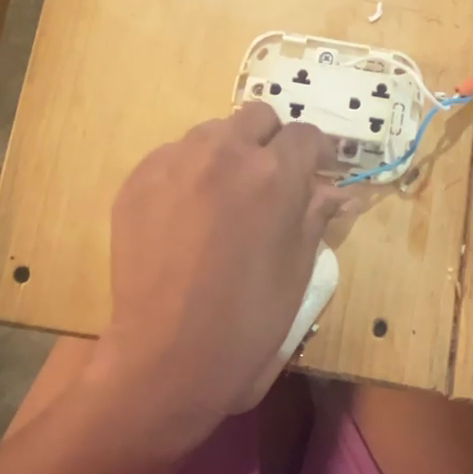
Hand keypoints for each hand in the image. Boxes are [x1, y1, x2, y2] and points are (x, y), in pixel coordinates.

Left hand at [93, 102, 345, 426]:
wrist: (167, 356)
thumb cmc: (247, 321)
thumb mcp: (298, 269)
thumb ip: (314, 215)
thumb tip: (335, 191)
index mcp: (275, 173)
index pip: (306, 135)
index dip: (316, 155)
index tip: (316, 174)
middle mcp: (225, 152)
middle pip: (257, 117)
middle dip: (270, 142)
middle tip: (268, 182)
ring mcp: (175, 162)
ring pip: (211, 133)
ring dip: (226, 154)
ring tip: (221, 198)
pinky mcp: (137, 179)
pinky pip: (171, 157)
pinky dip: (186, 174)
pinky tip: (183, 216)